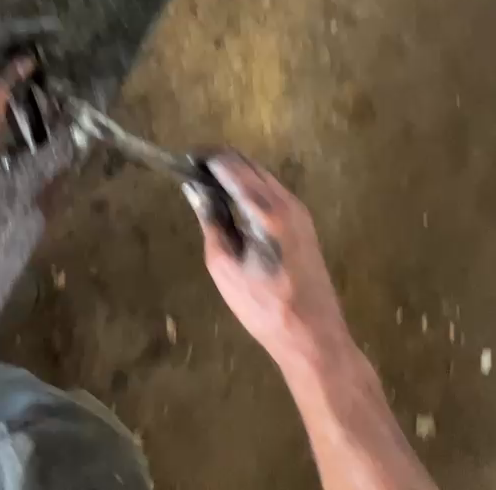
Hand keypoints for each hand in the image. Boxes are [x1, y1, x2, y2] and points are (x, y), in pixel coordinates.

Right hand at [188, 152, 351, 369]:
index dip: (204, 158)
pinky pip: (271, 189)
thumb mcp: (224, 264)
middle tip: (191, 173)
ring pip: (260, 173)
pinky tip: (232, 203)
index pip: (230, 164)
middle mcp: (286, 201)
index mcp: (265, 210)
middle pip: (247, 163)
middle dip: (218, 161)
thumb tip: (194, 187)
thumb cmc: (262, 306)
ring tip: (206, 187)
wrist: (314, 337)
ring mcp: (299, 210)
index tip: (182, 162)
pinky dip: (249, 185)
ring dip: (234, 172)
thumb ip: (210, 219)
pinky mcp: (303, 222)